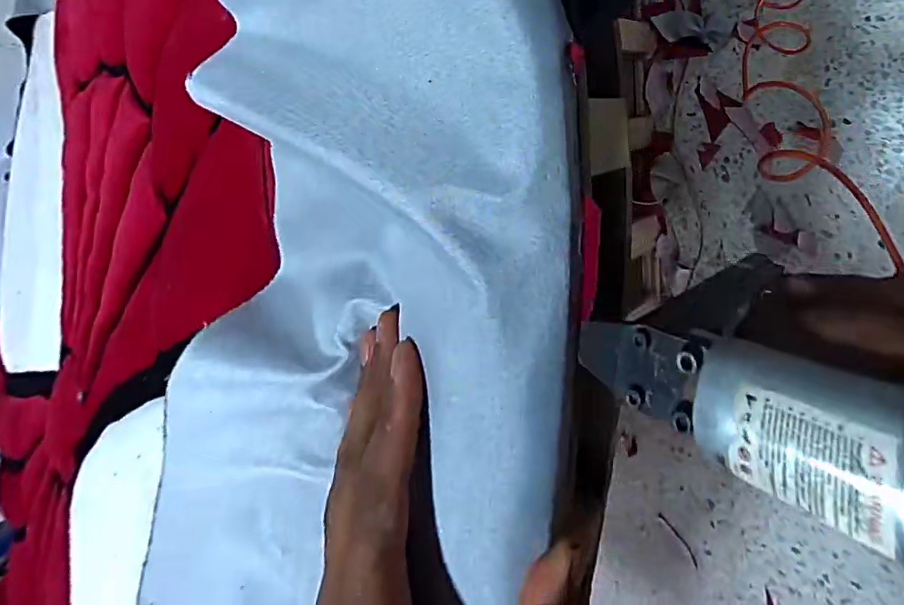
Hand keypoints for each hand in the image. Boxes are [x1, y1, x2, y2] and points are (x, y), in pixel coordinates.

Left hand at [317, 308, 586, 604]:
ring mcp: (337, 578)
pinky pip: (348, 495)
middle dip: (369, 395)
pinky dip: (359, 446)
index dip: (392, 419)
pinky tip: (369, 424)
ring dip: (361, 412)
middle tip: (383, 325)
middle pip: (352, 473)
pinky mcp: (346, 578)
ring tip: (371, 352)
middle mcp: (342, 579)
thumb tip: (566, 545)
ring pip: (342, 482)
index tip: (402, 355)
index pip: (378, 492)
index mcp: (370, 593)